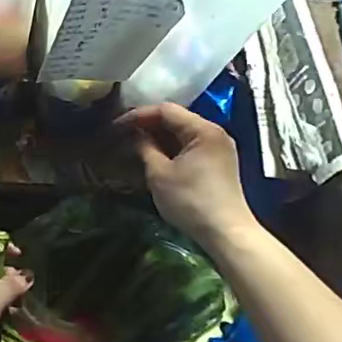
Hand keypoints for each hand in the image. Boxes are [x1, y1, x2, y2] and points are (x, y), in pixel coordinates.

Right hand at [118, 103, 257, 244]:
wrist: (225, 232)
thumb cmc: (190, 201)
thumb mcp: (159, 173)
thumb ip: (145, 148)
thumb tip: (136, 134)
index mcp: (203, 130)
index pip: (166, 110)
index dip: (138, 115)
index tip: (116, 125)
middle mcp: (215, 132)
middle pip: (177, 118)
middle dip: (148, 123)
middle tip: (122, 132)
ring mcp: (219, 147)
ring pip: (183, 132)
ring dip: (158, 136)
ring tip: (134, 142)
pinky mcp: (218, 162)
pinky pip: (190, 145)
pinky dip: (171, 146)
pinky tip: (154, 154)